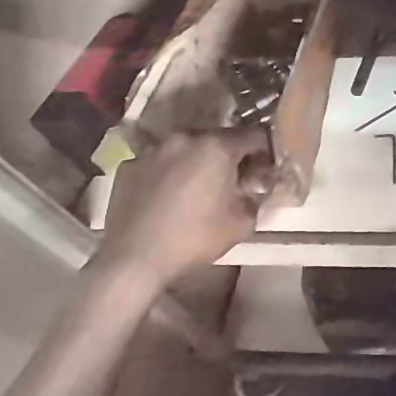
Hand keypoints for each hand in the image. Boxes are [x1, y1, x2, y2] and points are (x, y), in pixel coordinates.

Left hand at [98, 129, 273, 288]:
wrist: (134, 258)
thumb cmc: (195, 237)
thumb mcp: (243, 222)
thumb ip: (257, 196)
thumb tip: (256, 187)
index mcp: (217, 146)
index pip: (254, 136)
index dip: (265, 153)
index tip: (265, 172)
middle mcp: (185, 138)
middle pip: (219, 138)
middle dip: (231, 156)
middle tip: (235, 181)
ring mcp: (154, 149)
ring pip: (188, 148)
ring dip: (199, 162)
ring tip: (199, 189)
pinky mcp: (130, 165)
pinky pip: (161, 162)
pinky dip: (170, 173)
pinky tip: (169, 197)